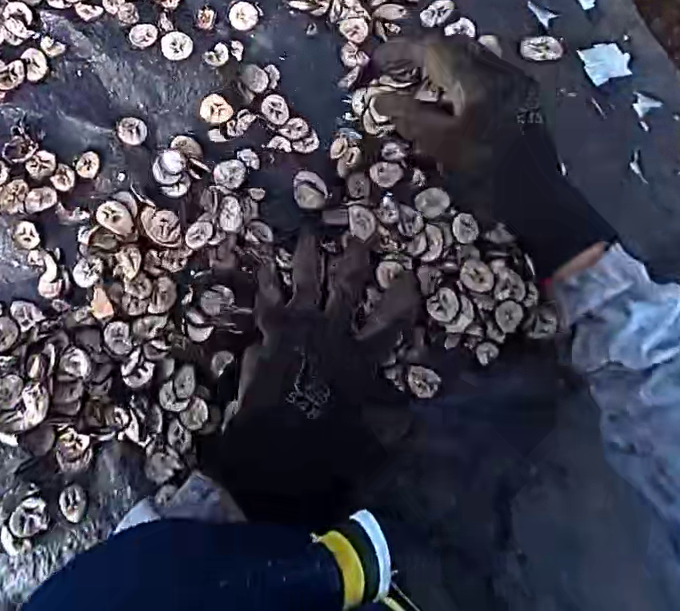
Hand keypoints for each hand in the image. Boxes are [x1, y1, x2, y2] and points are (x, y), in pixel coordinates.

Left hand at [207, 232, 417, 527]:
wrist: (272, 444)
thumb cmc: (321, 446)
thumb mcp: (366, 441)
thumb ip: (390, 426)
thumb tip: (415, 418)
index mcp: (360, 359)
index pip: (390, 323)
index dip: (402, 298)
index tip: (411, 274)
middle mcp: (332, 332)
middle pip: (348, 287)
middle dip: (355, 260)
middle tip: (360, 235)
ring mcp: (299, 323)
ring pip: (307, 278)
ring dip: (309, 254)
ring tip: (310, 233)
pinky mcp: (270, 325)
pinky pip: (268, 293)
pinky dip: (266, 277)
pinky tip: (264, 261)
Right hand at [372, 36, 614, 280]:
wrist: (539, 200)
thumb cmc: (487, 173)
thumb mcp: (440, 145)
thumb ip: (408, 116)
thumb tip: (379, 99)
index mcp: (479, 82)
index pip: (433, 49)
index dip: (400, 50)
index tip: (377, 60)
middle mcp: (501, 72)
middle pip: (452, 45)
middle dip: (418, 51)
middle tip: (392, 66)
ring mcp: (515, 81)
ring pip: (469, 54)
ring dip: (438, 60)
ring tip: (414, 76)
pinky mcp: (521, 93)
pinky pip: (483, 67)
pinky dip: (456, 71)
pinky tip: (444, 91)